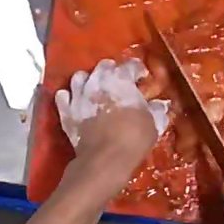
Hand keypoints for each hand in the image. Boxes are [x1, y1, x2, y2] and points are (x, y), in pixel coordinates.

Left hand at [55, 58, 167, 186]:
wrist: (104, 159)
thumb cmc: (133, 138)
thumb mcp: (153, 123)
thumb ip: (156, 110)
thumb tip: (160, 104)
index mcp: (121, 79)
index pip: (131, 64)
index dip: (138, 70)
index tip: (142, 78)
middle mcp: (98, 80)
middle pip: (104, 66)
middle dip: (112, 71)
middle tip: (119, 83)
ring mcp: (79, 94)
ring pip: (80, 76)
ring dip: (88, 80)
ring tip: (95, 88)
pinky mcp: (66, 110)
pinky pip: (63, 96)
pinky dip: (69, 97)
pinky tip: (75, 101)